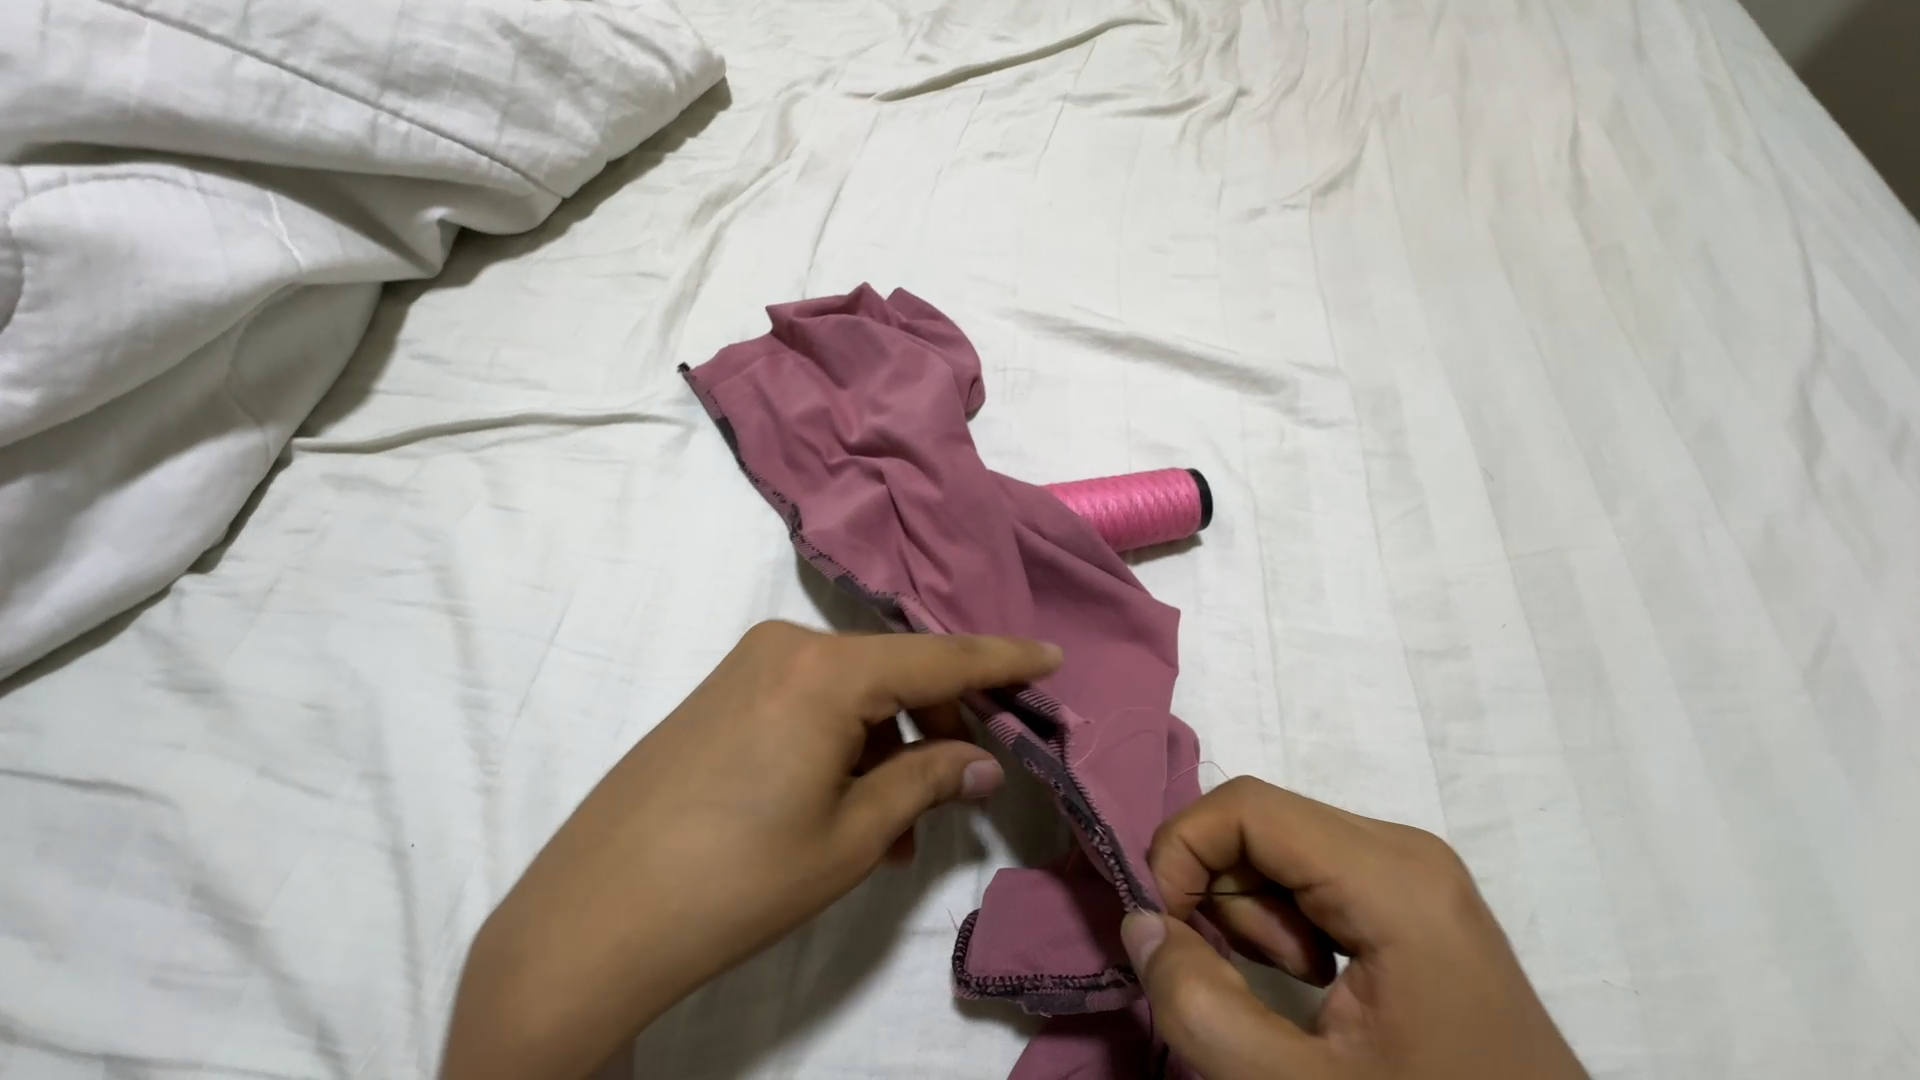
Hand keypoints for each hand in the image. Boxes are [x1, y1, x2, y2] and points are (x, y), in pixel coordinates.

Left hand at [441, 621, 1061, 1079]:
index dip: (1001, 662)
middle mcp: (785, 646)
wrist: (594, 917)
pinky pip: (809, 703)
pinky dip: (844, 743)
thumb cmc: (739, 879)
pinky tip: (851, 808)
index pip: (938, 657)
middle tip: (965, 784)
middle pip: (893, 671)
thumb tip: (983, 760)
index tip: (1051, 657)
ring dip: (888, 746)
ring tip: (899, 827)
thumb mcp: (852, 835)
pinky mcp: (722, 693)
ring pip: (851, 692)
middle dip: (937, 723)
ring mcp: (746, 666)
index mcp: (824, 669)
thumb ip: (927, 779)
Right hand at [1120, 777, 1587, 1079]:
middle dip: (1215, 893)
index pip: (1245, 808)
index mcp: (1391, 880)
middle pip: (1259, 823)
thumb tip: (1138, 923)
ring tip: (1283, 989)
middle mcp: (1403, 850)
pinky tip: (1307, 979)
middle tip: (1226, 977)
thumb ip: (1202, 1010)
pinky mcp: (1410, 894)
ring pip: (1277, 847)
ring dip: (1246, 912)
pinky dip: (1279, 918)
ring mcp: (1412, 869)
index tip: (1160, 935)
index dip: (1179, 854)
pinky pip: (1309, 873)